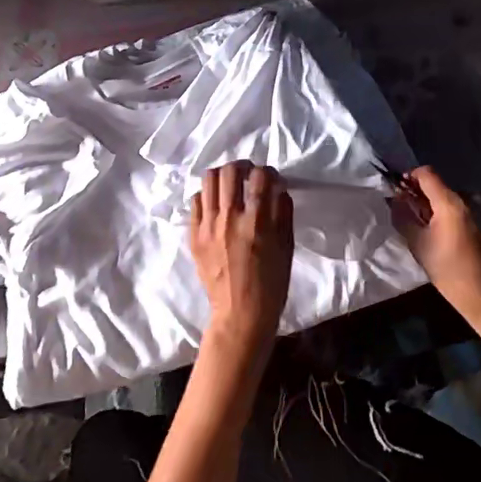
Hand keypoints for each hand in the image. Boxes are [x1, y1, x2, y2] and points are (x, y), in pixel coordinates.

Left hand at [189, 161, 293, 358]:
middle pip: (229, 171)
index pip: (260, 176)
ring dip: (222, 176)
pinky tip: (216, 203)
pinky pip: (195, 201)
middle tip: (249, 175)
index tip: (271, 178)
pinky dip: (207, 195)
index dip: (268, 171)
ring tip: (230, 184)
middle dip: (242, 166)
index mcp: (256, 222)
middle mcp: (229, 218)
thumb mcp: (286, 247)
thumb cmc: (271, 284)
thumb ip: (283, 213)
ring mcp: (208, 226)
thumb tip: (278, 188)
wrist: (240, 314)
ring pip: (208, 181)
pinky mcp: (194, 235)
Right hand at [391, 166, 480, 329]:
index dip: (408, 177)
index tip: (396, 192)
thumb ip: (403, 216)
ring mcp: (474, 211)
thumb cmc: (447, 269)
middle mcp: (465, 200)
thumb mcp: (417, 242)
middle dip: (417, 192)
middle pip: (436, 184)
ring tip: (416, 222)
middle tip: (402, 209)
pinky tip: (433, 232)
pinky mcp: (478, 223)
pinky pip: (454, 209)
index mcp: (449, 202)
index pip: (426, 173)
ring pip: (445, 197)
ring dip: (428, 204)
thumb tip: (395, 199)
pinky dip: (440, 213)